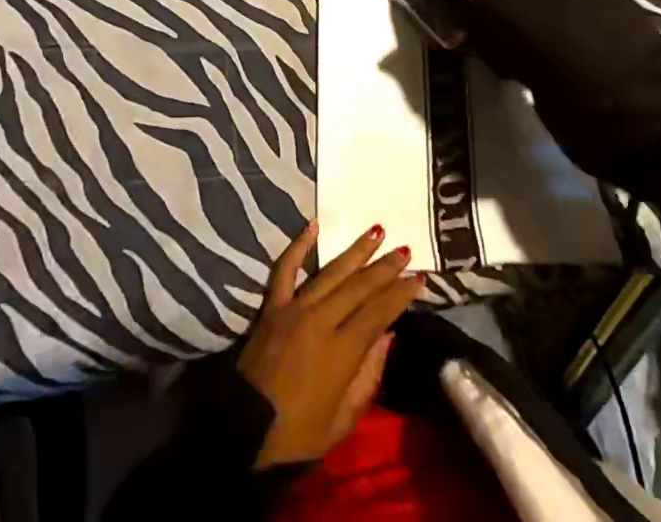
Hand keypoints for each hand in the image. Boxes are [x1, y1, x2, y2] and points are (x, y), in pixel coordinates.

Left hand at [238, 220, 424, 468]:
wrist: (240, 431)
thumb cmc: (296, 434)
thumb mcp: (342, 421)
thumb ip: (369, 375)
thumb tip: (388, 335)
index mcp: (341, 351)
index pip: (379, 312)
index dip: (402, 294)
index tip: (420, 278)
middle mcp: (320, 321)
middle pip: (359, 287)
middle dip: (386, 267)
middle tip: (405, 250)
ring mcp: (293, 310)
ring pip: (331, 272)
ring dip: (356, 251)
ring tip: (377, 231)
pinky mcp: (270, 307)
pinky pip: (285, 270)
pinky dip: (299, 246)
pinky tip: (313, 226)